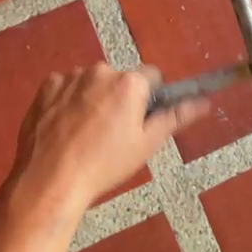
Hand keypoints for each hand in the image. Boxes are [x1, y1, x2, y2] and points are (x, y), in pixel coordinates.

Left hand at [7, 64, 206, 217]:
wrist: (49, 180)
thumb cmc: (104, 165)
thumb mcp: (145, 145)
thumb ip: (176, 118)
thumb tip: (205, 102)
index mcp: (129, 83)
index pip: (152, 77)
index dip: (149, 98)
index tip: (140, 120)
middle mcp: (101, 70)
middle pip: (120, 79)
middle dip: (119, 98)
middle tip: (112, 133)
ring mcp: (70, 76)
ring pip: (91, 83)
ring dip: (93, 99)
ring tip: (84, 134)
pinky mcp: (46, 86)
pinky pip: (64, 87)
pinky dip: (66, 101)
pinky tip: (63, 128)